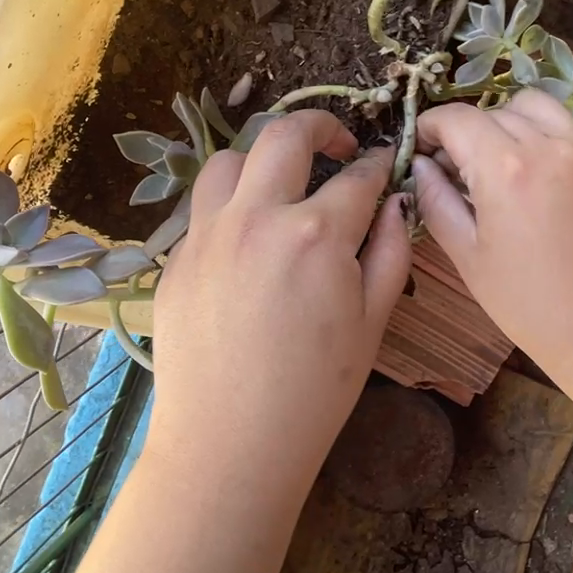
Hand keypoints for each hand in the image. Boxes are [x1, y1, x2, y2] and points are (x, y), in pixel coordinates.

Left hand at [144, 110, 411, 477]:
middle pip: (284, 135)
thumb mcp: (374, 319)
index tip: (384, 165)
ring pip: (228, 160)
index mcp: (317, 233)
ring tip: (282, 185)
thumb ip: (391, 249)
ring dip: (263, 159)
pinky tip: (248, 240)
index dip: (377, 165)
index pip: (357, 175)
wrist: (231, 447)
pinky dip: (232, 206)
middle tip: (337, 144)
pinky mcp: (176, 260)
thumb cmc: (317, 390)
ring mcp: (207, 235)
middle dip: (320, 125)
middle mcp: (257, 218)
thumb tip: (395, 202)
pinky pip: (203, 209)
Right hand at [410, 90, 572, 370]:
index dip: (430, 126)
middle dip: (465, 130)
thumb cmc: (528, 303)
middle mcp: (547, 146)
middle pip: (492, 111)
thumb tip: (421, 165)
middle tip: (454, 165)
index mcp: (505, 170)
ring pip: (533, 104)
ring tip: (497, 156)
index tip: (421, 145)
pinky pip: (566, 122)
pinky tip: (534, 164)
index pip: (457, 119)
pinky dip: (543, 129)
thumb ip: (436, 200)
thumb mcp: (467, 256)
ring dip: (506, 119)